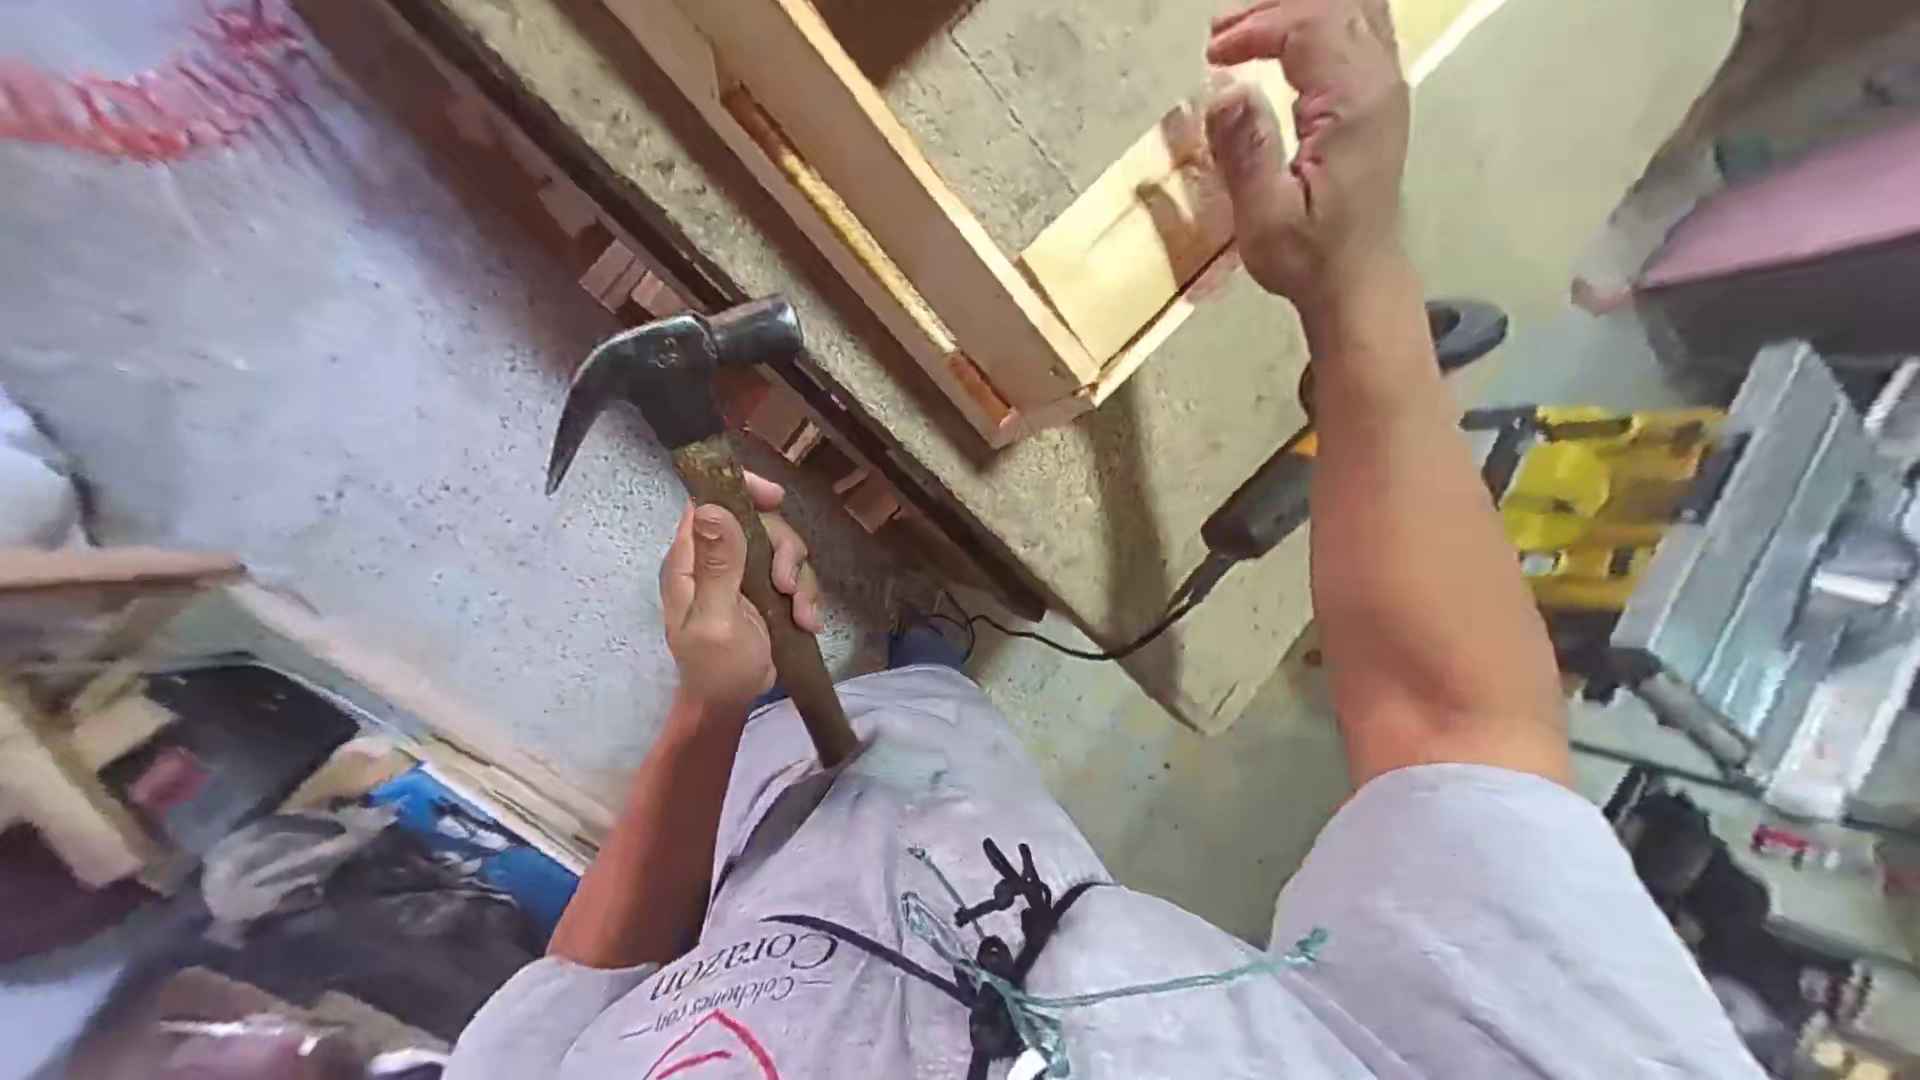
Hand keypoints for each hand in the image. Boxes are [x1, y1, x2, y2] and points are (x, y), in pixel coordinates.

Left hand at [658, 472, 823, 707]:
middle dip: (784, 551)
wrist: (735, 700)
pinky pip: (797, 574)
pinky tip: (808, 622)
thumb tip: (713, 509)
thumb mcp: (716, 619)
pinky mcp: (768, 589)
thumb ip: (717, 567)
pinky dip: (807, 595)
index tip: (776, 499)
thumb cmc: (715, 666)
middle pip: (760, 523)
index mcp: (692, 560)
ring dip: (800, 579)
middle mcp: (718, 558)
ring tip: (801, 615)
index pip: (710, 502)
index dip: (742, 490)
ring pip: (784, 548)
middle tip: (787, 587)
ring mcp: (745, 573)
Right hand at [1204, 0, 1409, 310]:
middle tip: (1220, 31)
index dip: (1258, 27)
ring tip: (1245, 30)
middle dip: (1274, 7)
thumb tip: (1222, 90)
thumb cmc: (1307, 257)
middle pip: (1336, 2)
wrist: (1355, 280)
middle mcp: (1380, 81)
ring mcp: (1386, 87)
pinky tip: (1285, 44)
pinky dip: (1317, 24)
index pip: (1310, 25)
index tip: (1213, 54)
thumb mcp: (1265, 217)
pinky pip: (1358, 31)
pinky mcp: (1379, 102)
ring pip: (1352, 9)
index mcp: (1353, 103)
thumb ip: (1246, 152)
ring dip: (1297, 10)